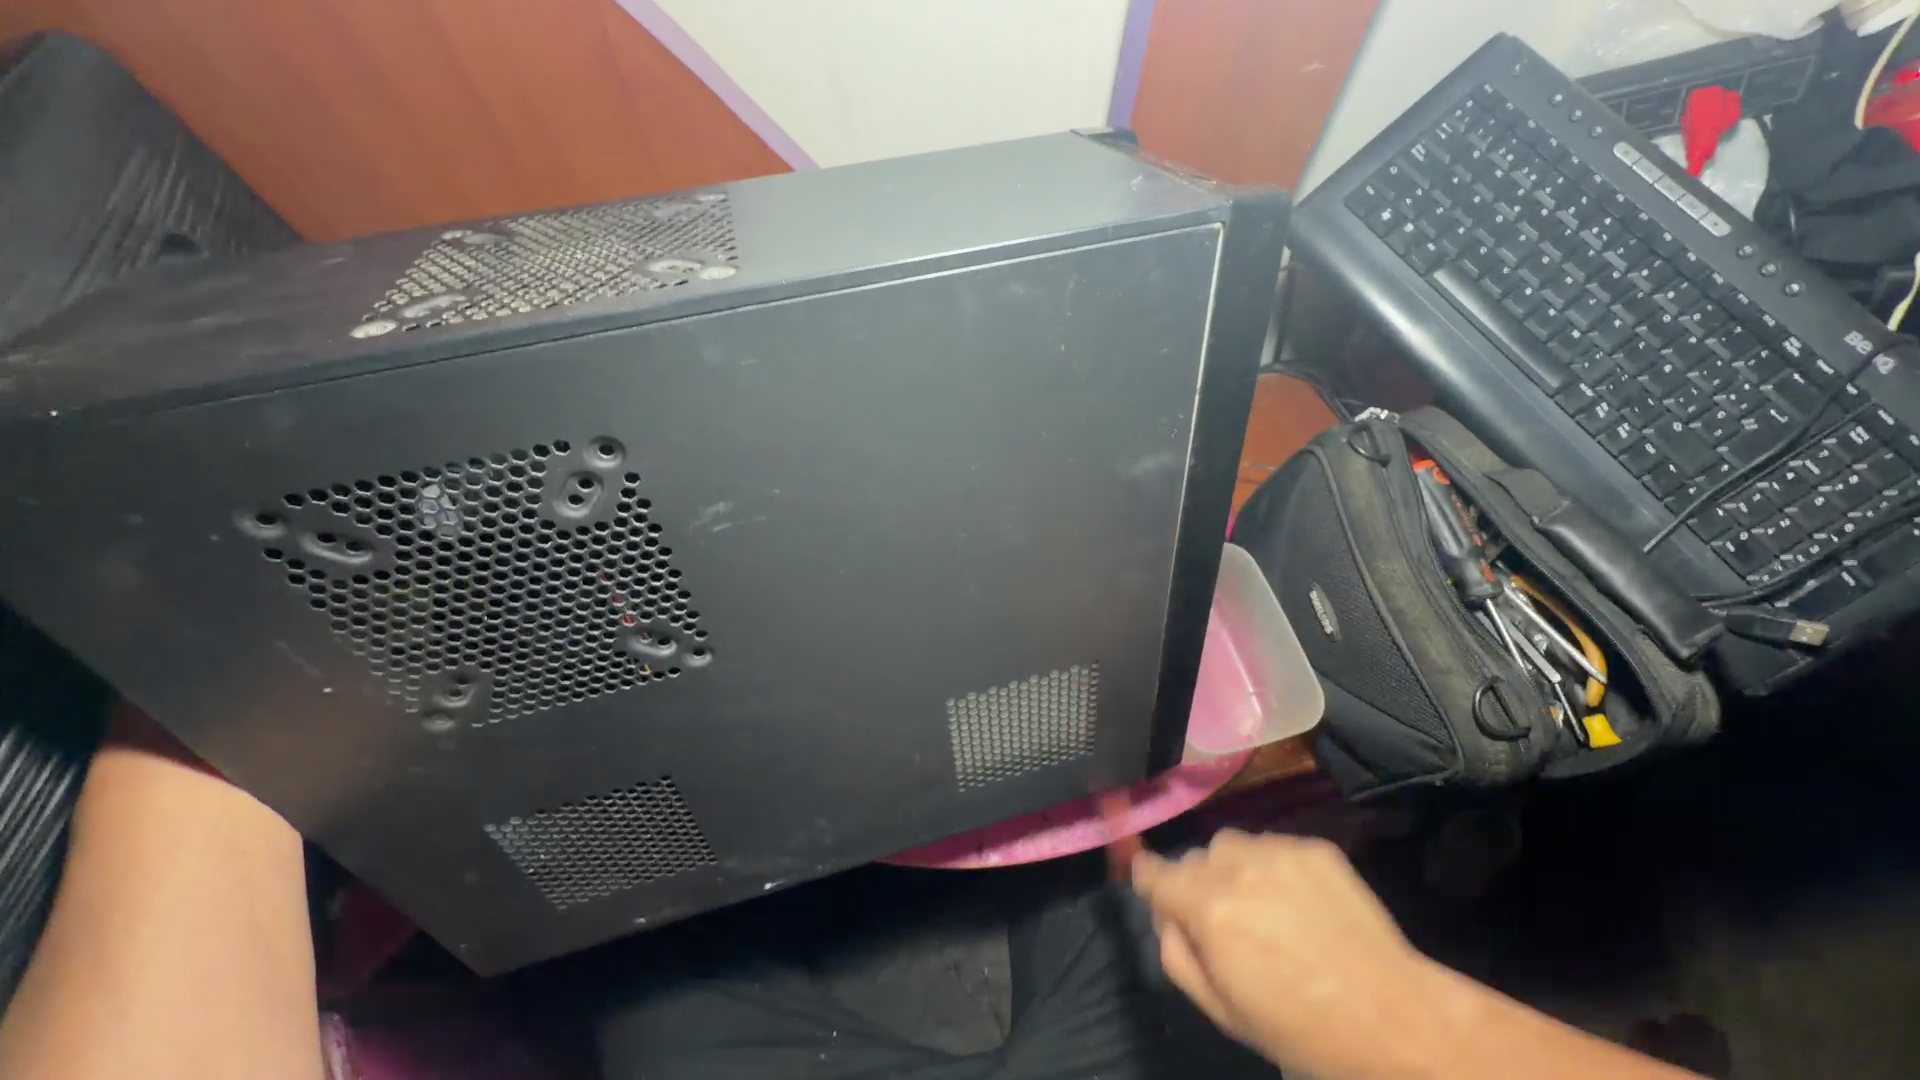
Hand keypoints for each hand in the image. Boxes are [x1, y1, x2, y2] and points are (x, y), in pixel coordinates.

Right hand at [1131, 830, 1440, 1077]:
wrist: (1394, 1017)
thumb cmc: (1301, 1027)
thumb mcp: (1222, 1011)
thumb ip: (1177, 956)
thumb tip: (1166, 917)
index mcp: (1209, 910)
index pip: (1154, 872)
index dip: (1147, 876)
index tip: (1150, 882)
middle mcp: (1238, 869)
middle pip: (1195, 857)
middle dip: (1198, 882)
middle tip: (1223, 919)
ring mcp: (1280, 853)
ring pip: (1232, 844)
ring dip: (1233, 867)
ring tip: (1263, 905)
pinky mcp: (1315, 848)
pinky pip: (1273, 845)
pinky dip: (1273, 866)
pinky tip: (1300, 903)